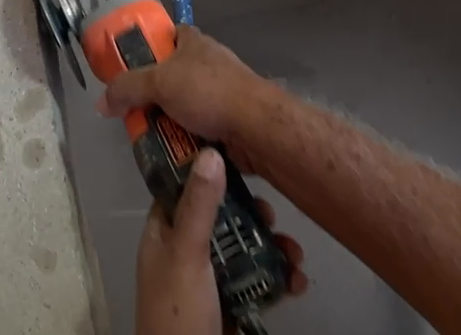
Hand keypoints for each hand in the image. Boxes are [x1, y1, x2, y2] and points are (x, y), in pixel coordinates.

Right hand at [97, 26, 272, 147]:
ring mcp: (222, 92)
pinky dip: (187, 138)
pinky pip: (199, 128)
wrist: (256, 128)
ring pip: (185, 105)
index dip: (150, 49)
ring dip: (171, 121)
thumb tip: (101, 102)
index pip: (168, 36)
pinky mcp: (230, 120)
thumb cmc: (208, 92)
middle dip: (155, 95)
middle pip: (173, 76)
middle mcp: (209, 62)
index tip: (132, 69)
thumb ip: (127, 89)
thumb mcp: (159, 83)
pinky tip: (174, 150)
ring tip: (152, 137)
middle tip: (136, 112)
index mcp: (194, 42)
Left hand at [136, 148, 308, 334]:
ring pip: (244, 249)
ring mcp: (209, 279)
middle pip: (221, 218)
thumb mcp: (187, 252)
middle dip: (252, 215)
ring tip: (295, 252)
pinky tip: (298, 281)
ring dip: (272, 248)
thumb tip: (210, 150)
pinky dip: (278, 279)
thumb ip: (200, 205)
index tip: (239, 161)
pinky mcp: (232, 305)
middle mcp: (184, 250)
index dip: (208, 173)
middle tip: (273, 215)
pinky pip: (257, 283)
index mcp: (163, 232)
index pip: (182, 188)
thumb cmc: (178, 309)